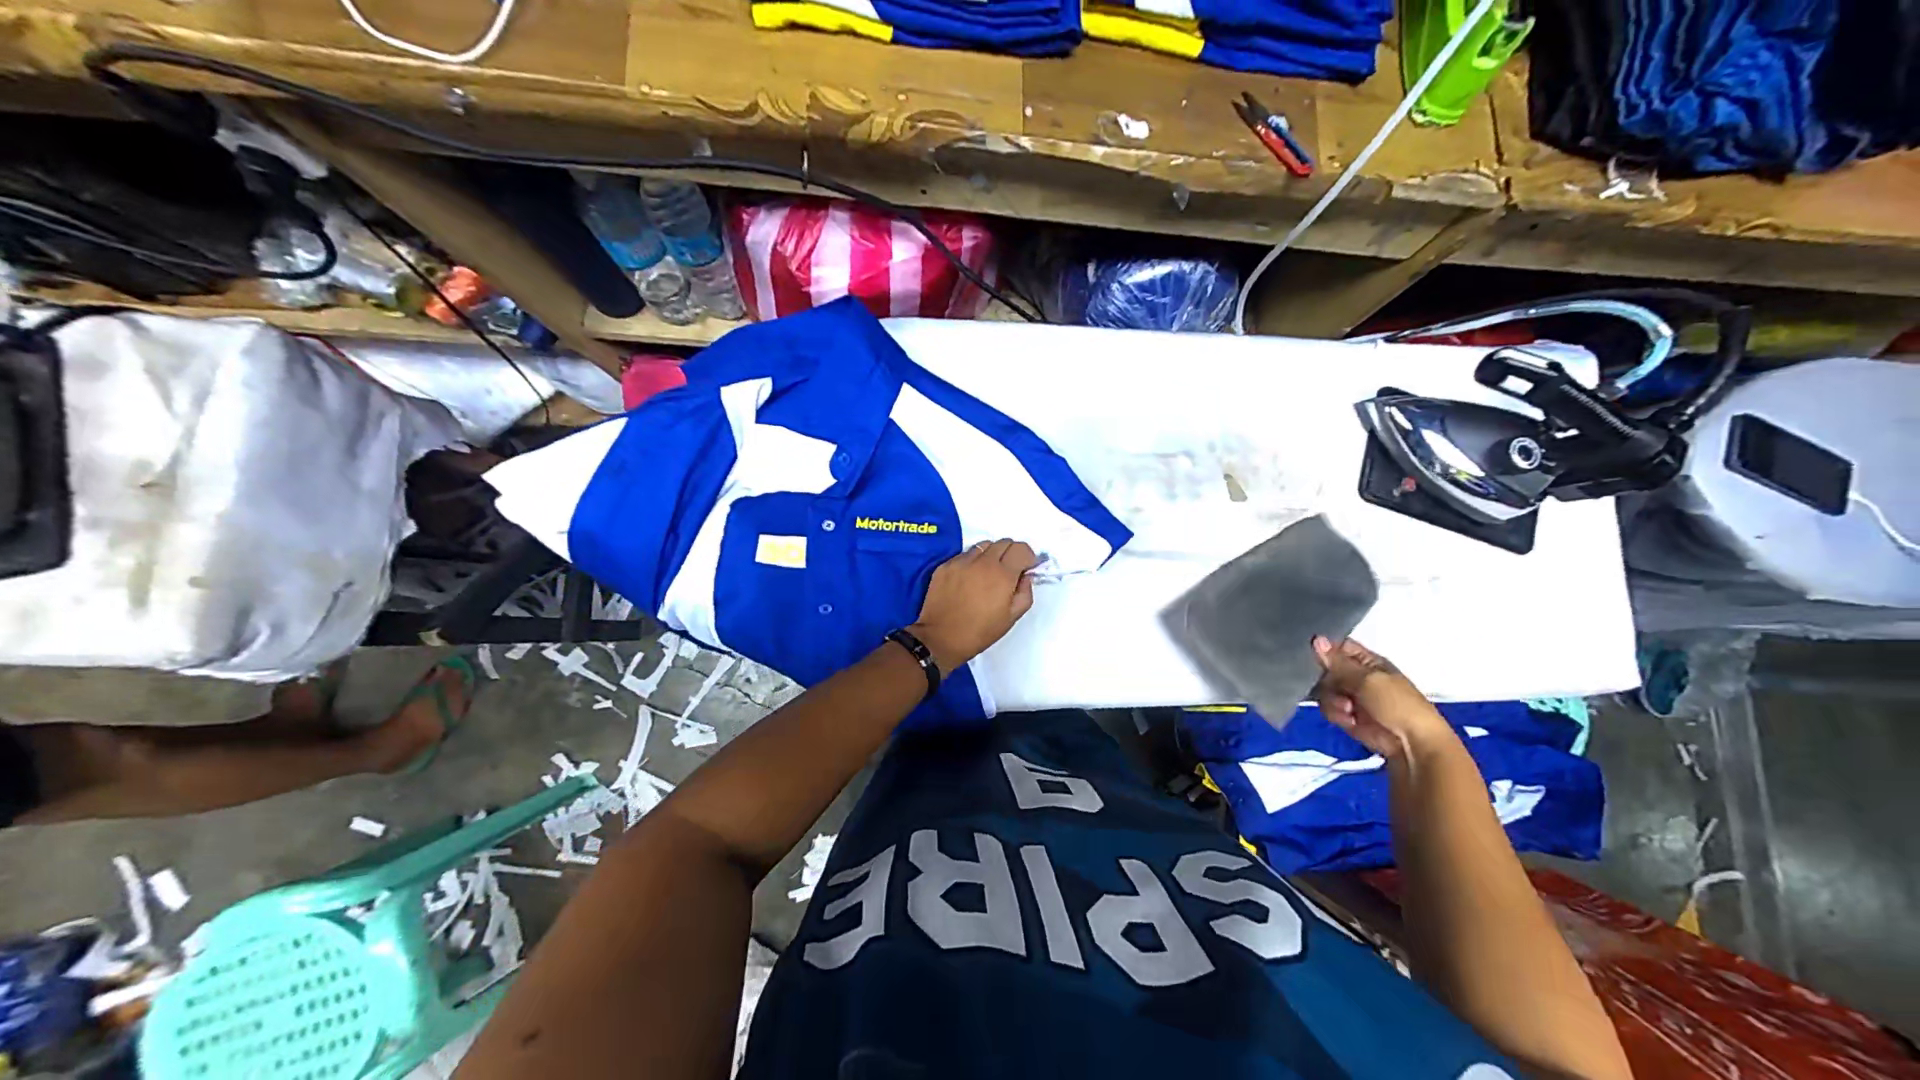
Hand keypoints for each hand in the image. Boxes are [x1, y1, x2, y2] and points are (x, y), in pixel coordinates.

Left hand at [908, 539, 1038, 673]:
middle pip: (1004, 542)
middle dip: (1011, 554)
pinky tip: (969, 579)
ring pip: (983, 546)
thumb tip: (1025, 575)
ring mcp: (962, 561)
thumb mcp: (1012, 617)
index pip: (1021, 548)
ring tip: (987, 574)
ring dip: (991, 555)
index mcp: (1003, 574)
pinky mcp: (945, 565)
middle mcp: (983, 562)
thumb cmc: (980, 631)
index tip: (1025, 568)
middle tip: (1008, 572)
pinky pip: (965, 555)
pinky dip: (972, 561)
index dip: (1027, 557)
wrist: (941, 638)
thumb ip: (1025, 592)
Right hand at [1311, 636, 1452, 761]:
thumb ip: (1338, 662)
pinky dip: (1336, 715)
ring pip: (1324, 690)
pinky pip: (1328, 709)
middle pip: (1326, 670)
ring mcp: (1352, 697)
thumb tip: (1316, 639)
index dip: (1324, 648)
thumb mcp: (1368, 679)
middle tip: (1338, 688)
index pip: (1339, 646)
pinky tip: (1350, 721)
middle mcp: (1358, 677)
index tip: (1310, 653)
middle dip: (1327, 680)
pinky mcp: (1347, 716)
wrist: (1412, 744)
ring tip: (1348, 710)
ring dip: (1332, 701)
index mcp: (1369, 662)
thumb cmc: (1397, 704)